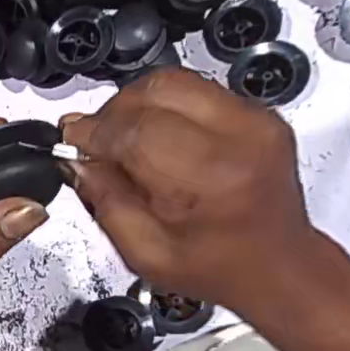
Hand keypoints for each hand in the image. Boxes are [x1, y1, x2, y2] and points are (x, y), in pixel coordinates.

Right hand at [62, 68, 315, 305]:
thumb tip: (79, 162)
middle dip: (112, 112)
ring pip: (175, 82)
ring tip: (122, 141)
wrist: (277, 266)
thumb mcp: (144, 252)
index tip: (72, 138)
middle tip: (94, 140)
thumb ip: (106, 202)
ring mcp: (254, 121)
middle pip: (156, 90)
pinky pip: (197, 91)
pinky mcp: (258, 114)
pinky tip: (153, 139)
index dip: (95, 130)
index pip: (136, 128)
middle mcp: (240, 139)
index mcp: (210, 179)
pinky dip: (164, 108)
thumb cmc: (220, 268)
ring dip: (136, 106)